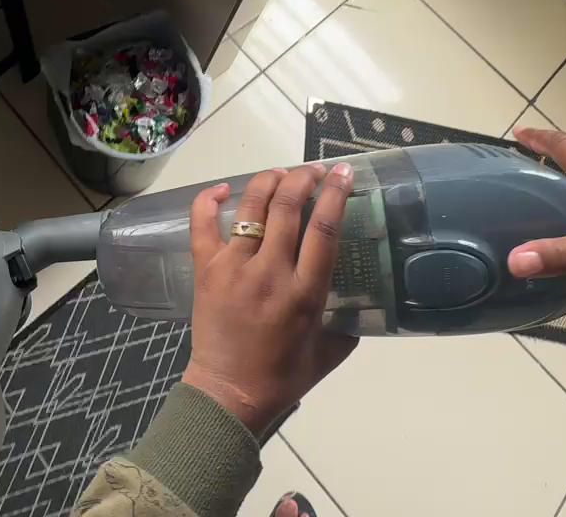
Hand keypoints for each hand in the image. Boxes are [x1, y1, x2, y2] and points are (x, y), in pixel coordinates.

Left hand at [179, 164, 359, 435]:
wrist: (229, 395)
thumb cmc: (282, 376)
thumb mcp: (329, 351)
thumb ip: (348, 322)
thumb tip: (362, 296)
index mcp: (305, 293)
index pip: (324, 228)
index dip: (336, 193)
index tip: (344, 173)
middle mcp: (270, 272)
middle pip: (287, 207)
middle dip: (303, 178)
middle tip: (313, 170)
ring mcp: (234, 267)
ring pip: (252, 207)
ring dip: (268, 180)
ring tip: (280, 172)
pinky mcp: (206, 268)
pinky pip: (203, 224)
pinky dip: (210, 199)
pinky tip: (223, 188)